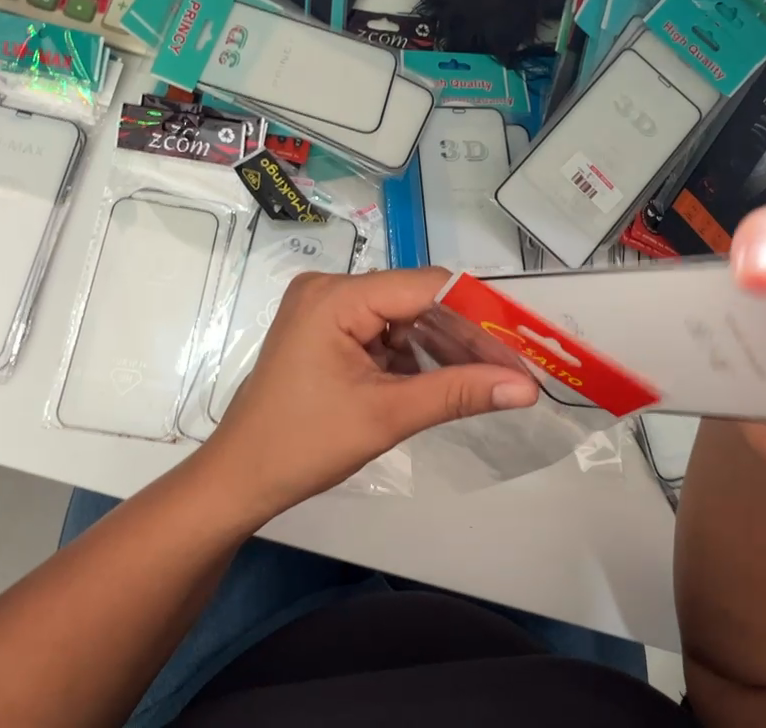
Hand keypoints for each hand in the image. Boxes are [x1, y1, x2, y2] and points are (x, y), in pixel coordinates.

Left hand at [201, 268, 540, 516]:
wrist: (239, 479)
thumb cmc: (304, 445)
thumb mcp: (388, 415)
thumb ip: (458, 392)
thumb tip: (526, 387)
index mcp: (336, 296)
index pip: (426, 287)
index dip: (478, 316)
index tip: (519, 348)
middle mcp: (329, 288)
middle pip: (415, 300)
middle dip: (462, 336)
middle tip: (510, 372)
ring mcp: (323, 308)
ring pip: (401, 317)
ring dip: (438, 348)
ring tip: (482, 381)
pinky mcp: (323, 331)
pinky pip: (381, 332)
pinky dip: (410, 356)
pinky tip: (438, 381)